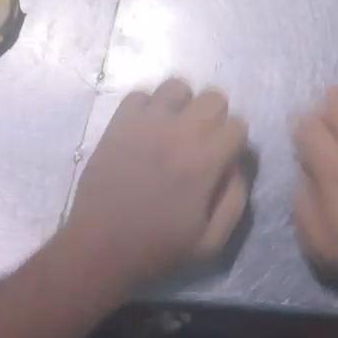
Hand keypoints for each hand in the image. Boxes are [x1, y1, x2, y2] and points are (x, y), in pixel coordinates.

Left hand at [58, 78, 250, 289]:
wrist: (98, 250)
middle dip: (215, 118)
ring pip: (178, 87)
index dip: (234, 142)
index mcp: (204, 161)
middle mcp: (179, 132)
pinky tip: (146, 130)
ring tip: (174, 129)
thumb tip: (238, 163)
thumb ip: (236, 198)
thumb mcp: (211, 242)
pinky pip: (141, 95)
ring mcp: (147, 122)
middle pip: (214, 97)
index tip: (222, 159)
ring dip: (183, 105)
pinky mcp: (119, 122)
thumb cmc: (157, 249)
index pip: (238, 125)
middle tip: (201, 143)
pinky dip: (148, 107)